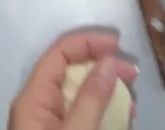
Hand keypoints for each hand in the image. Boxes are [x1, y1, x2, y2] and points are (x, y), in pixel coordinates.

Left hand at [8, 28, 139, 129]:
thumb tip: (108, 60)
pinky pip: (79, 117)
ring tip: (130, 98)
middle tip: (132, 74)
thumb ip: (91, 98)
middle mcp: (37, 106)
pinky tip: (121, 116)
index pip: (60, 53)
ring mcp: (46, 123)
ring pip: (78, 96)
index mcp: (32, 97)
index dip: (89, 42)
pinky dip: (100, 114)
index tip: (118, 44)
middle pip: (71, 72)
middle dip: (103, 68)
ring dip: (105, 93)